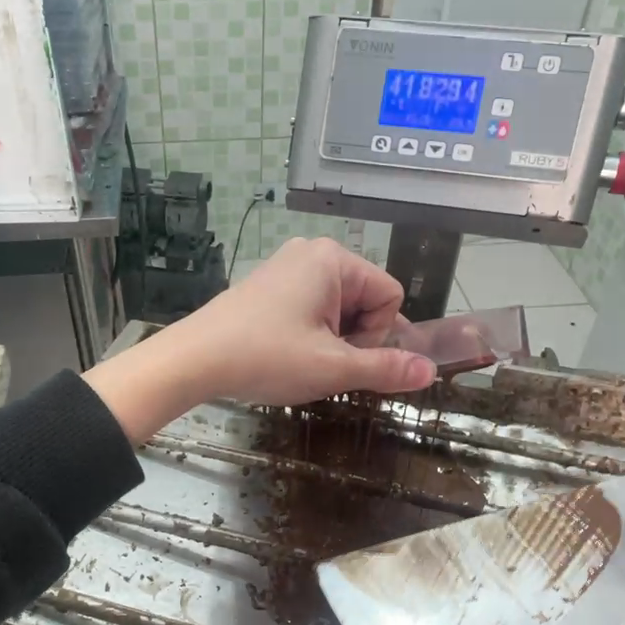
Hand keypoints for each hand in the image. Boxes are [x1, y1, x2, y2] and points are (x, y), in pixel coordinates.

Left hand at [84, 238, 435, 440]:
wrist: (194, 360)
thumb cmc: (266, 357)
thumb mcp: (332, 368)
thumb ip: (386, 368)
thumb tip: (430, 372)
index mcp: (333, 259)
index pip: (391, 295)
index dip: (378, 335)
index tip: (346, 358)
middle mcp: (311, 252)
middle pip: (365, 300)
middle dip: (354, 339)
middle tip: (322, 365)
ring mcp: (286, 268)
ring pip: (337, 310)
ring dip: (331, 342)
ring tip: (301, 363)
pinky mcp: (267, 287)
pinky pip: (310, 310)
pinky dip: (308, 336)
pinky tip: (285, 356)